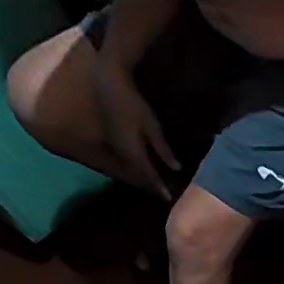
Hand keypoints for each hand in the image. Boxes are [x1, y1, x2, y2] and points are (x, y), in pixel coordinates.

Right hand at [93, 59, 178, 198]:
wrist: (106, 84)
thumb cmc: (132, 103)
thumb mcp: (151, 126)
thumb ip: (163, 149)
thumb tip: (176, 168)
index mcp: (133, 153)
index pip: (149, 177)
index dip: (159, 188)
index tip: (169, 199)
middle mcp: (122, 155)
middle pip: (138, 178)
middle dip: (150, 186)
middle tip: (163, 193)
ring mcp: (114, 149)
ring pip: (129, 172)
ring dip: (141, 179)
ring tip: (154, 185)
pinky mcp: (110, 143)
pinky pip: (123, 163)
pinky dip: (135, 169)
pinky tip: (142, 169)